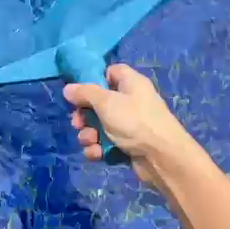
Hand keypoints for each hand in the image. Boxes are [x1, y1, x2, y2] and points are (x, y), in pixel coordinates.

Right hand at [63, 64, 197, 184]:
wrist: (161, 156)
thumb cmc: (135, 122)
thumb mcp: (107, 102)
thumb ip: (85, 93)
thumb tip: (68, 88)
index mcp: (130, 83)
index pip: (110, 72)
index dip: (94, 79)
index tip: (79, 91)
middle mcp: (130, 101)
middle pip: (98, 102)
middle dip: (84, 115)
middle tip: (78, 123)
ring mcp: (128, 124)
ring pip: (98, 125)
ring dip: (88, 134)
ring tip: (90, 140)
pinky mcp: (126, 144)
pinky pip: (104, 142)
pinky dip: (98, 148)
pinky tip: (98, 153)